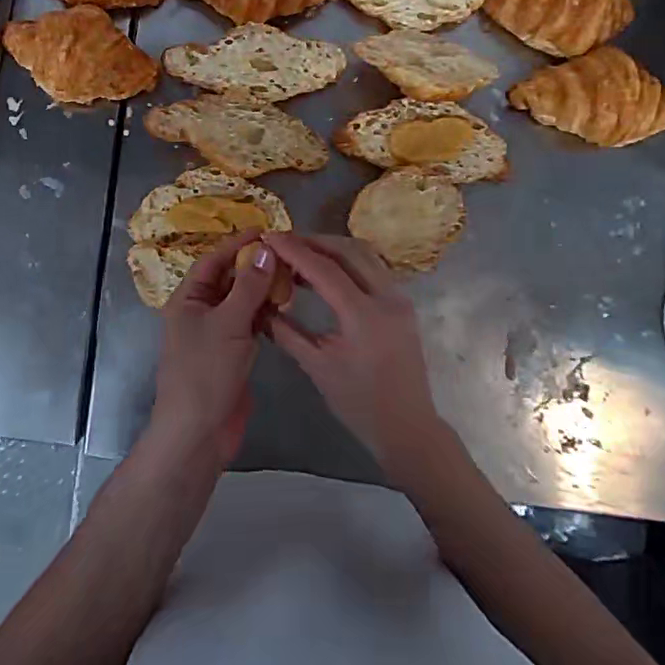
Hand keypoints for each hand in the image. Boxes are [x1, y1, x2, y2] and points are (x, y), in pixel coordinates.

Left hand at [148, 230, 280, 463]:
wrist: (199, 429)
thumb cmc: (205, 371)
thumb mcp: (228, 324)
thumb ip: (247, 287)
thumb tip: (263, 249)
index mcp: (187, 299)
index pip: (212, 261)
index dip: (237, 244)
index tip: (267, 231)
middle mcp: (199, 311)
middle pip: (228, 279)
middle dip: (253, 265)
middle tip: (289, 252)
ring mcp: (216, 333)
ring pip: (241, 301)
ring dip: (262, 289)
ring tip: (293, 274)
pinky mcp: (232, 352)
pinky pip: (249, 323)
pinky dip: (265, 313)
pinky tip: (286, 305)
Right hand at [261, 232, 442, 458]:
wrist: (407, 427)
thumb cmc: (358, 401)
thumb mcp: (315, 365)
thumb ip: (285, 330)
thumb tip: (257, 306)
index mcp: (364, 316)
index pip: (324, 268)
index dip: (293, 250)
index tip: (267, 237)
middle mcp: (387, 300)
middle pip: (348, 250)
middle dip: (312, 241)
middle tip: (281, 242)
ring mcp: (399, 300)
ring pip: (364, 255)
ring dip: (330, 248)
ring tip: (299, 254)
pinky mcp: (401, 305)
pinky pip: (372, 268)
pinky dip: (345, 261)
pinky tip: (322, 273)